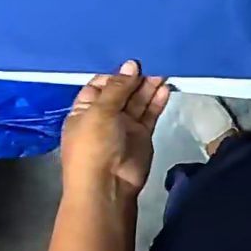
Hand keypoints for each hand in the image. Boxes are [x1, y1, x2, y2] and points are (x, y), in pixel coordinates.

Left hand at [60, 61, 170, 201]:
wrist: (107, 185)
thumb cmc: (93, 146)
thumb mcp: (100, 112)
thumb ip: (117, 88)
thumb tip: (131, 65)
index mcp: (85, 110)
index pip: (100, 85)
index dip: (115, 75)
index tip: (132, 64)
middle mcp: (104, 116)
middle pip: (121, 92)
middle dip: (135, 79)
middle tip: (151, 64)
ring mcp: (124, 126)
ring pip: (138, 101)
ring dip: (148, 87)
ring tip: (162, 72)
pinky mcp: (141, 135)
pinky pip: (150, 114)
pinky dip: (157, 101)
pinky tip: (165, 88)